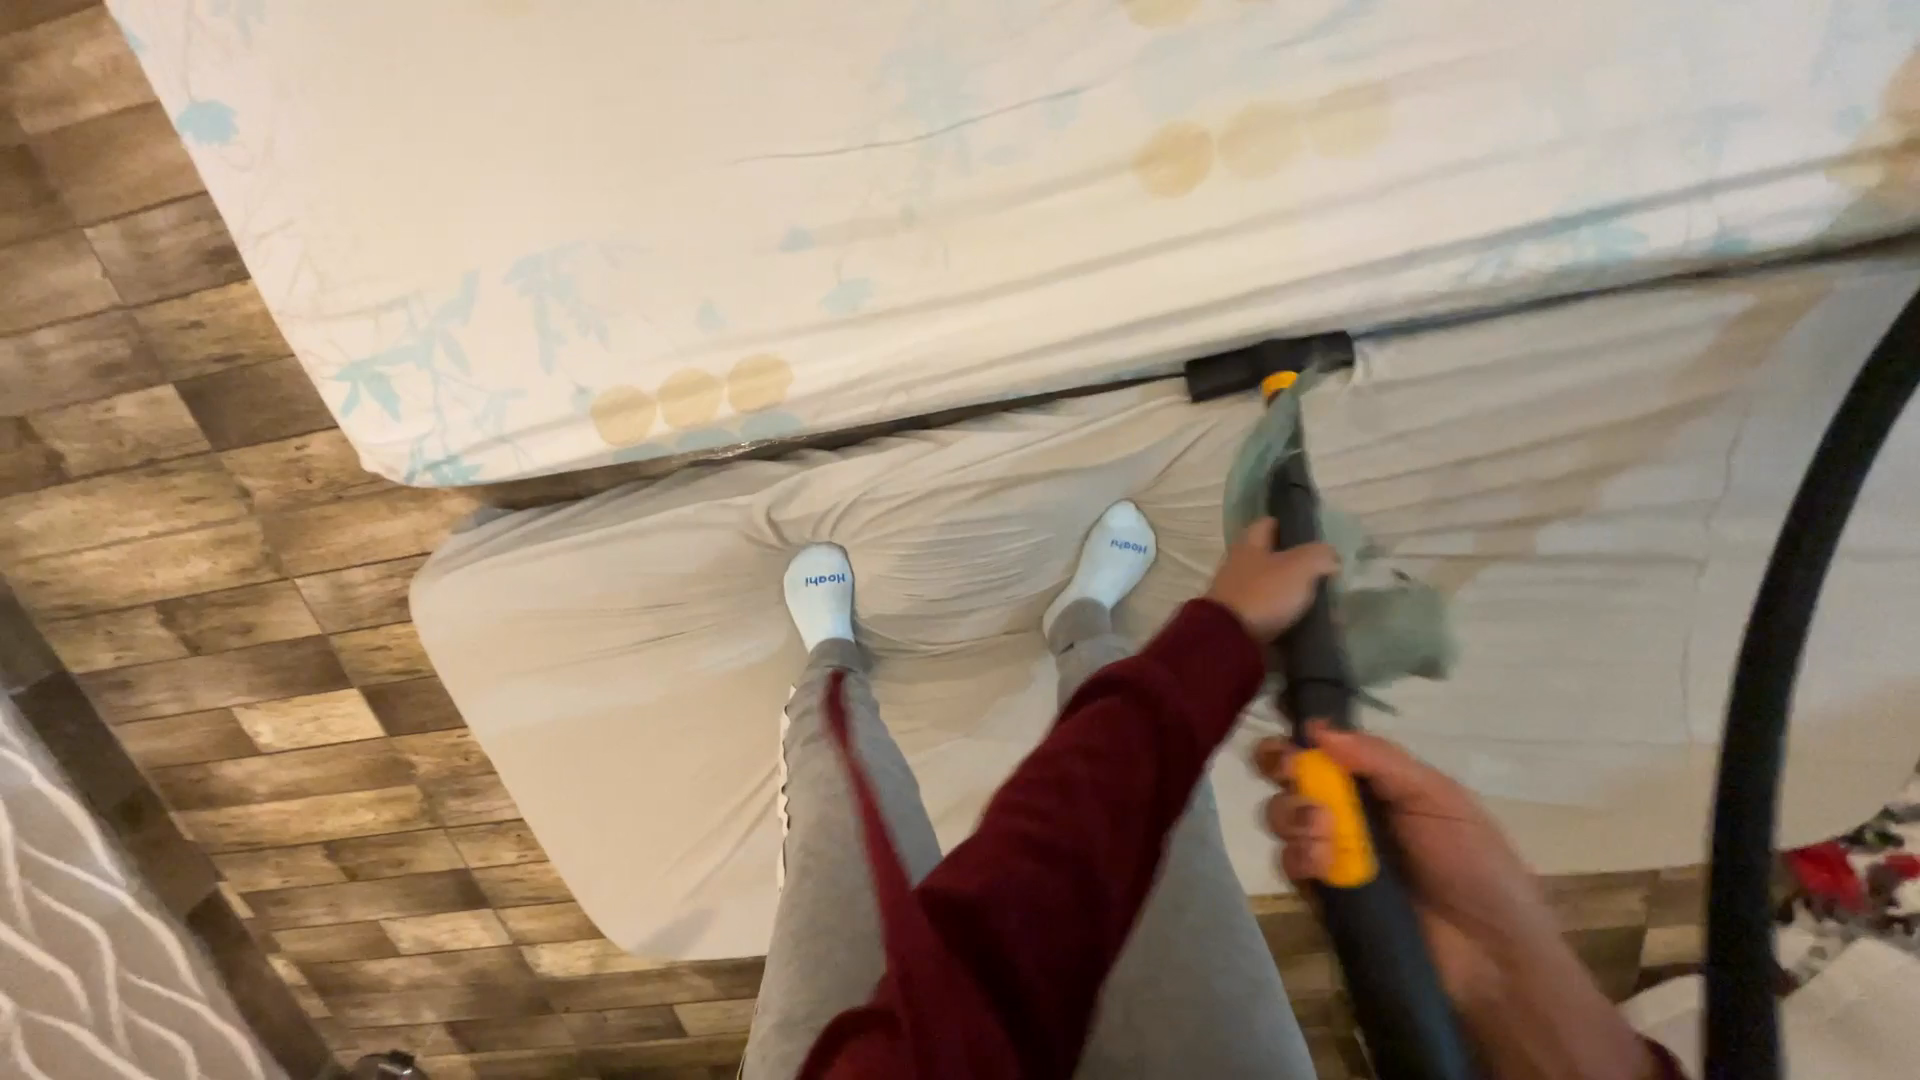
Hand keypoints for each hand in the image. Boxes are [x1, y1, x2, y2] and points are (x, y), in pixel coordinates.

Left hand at [1203, 519, 1337, 641]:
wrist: (1230, 638)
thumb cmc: (1264, 594)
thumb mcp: (1299, 567)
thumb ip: (1318, 555)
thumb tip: (1330, 555)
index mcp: (1248, 544)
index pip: (1266, 523)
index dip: (1286, 524)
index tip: (1308, 532)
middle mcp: (1237, 564)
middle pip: (1266, 555)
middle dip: (1291, 560)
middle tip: (1321, 568)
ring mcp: (1234, 593)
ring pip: (1267, 583)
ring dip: (1287, 588)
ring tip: (1317, 596)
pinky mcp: (1237, 618)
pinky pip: (1265, 609)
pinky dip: (1281, 611)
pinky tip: (1301, 617)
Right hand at [1258, 723, 1663, 1079]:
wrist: (1491, 955)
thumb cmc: (1475, 864)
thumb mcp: (1440, 798)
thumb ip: (1380, 759)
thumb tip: (1317, 728)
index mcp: (1371, 781)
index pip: (1318, 747)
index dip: (1295, 737)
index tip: (1294, 740)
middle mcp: (1341, 809)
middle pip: (1284, 773)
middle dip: (1279, 766)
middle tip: (1294, 774)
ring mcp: (1327, 850)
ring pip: (1279, 814)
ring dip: (1293, 814)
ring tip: (1323, 830)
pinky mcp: (1320, 891)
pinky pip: (1288, 863)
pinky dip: (1299, 856)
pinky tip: (1323, 864)